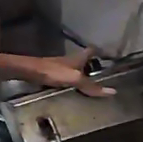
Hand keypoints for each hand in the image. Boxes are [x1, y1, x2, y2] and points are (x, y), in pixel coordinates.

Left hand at [1, 48, 115, 96]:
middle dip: (93, 66)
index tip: (110, 57)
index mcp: (78, 58)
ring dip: (82, 75)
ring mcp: (60, 66)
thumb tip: (113, 91)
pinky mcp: (52, 73)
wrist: (30, 71)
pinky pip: (67, 76)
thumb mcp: (75, 79)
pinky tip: (74, 90)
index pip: (92, 50)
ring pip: (75, 68)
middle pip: (84, 60)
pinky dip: (72, 82)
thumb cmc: (54, 72)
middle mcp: (70, 60)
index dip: (101, 52)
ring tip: (91, 86)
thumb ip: (91, 86)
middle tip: (103, 77)